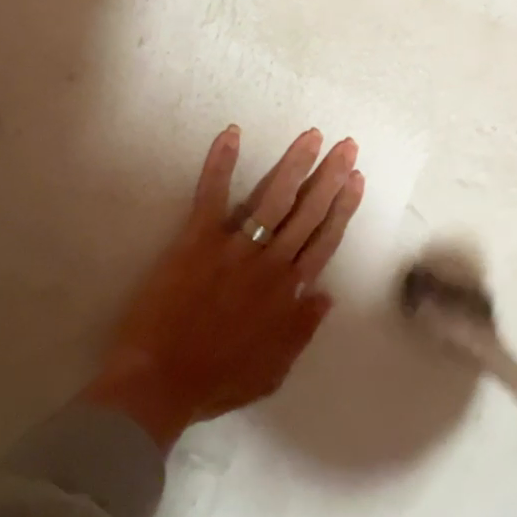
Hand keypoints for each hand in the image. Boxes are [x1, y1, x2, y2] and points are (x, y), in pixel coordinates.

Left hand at [85, 126, 364, 450]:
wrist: (160, 383)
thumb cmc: (216, 382)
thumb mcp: (274, 370)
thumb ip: (302, 330)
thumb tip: (326, 295)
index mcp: (288, 294)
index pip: (324, 241)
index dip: (342, 208)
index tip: (356, 179)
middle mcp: (269, 264)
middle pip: (307, 213)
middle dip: (330, 176)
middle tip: (346, 146)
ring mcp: (234, 249)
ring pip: (273, 198)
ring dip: (295, 164)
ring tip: (312, 136)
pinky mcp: (196, 241)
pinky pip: (212, 196)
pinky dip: (221, 163)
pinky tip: (231, 134)